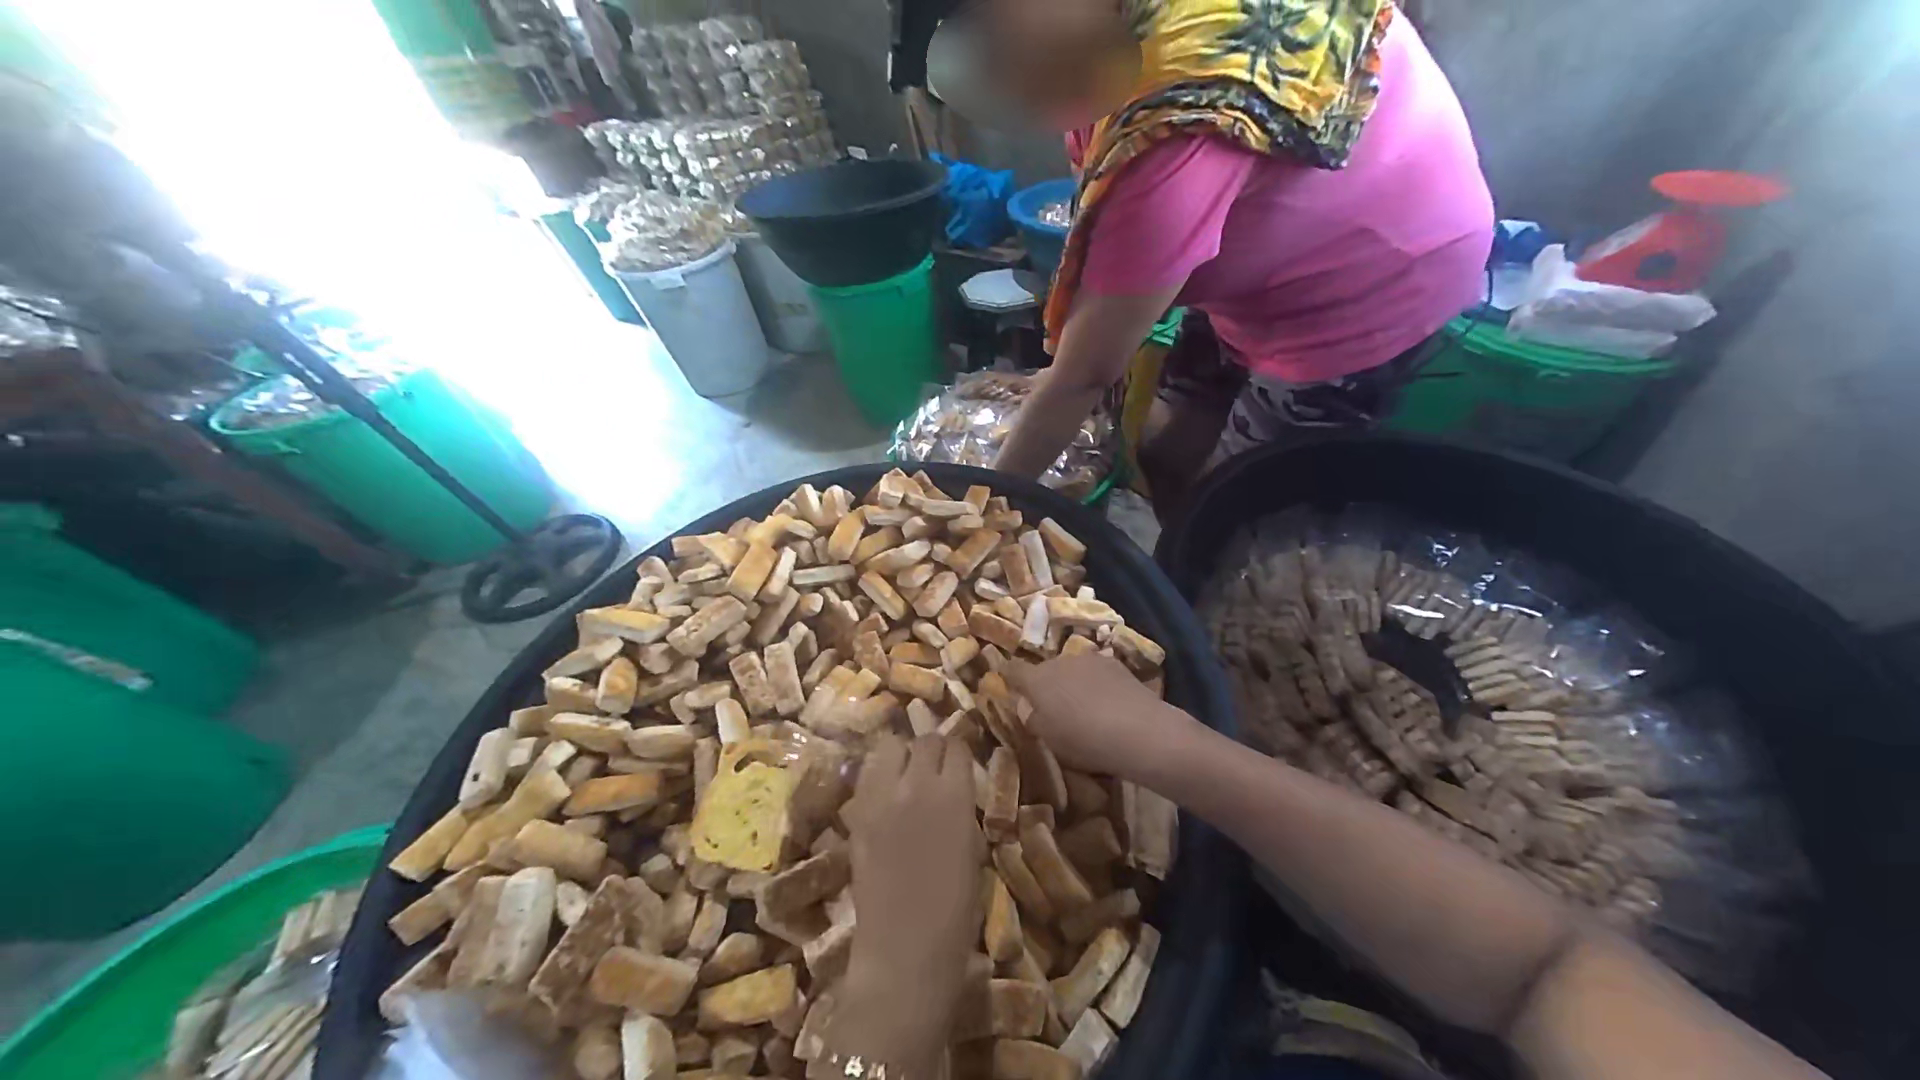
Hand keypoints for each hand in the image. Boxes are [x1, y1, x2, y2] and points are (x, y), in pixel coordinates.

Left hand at [839, 736, 981, 1042]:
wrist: (905, 948)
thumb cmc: (955, 909)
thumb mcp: (972, 847)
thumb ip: (961, 806)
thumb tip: (952, 785)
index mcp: (955, 795)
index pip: (956, 746)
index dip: (959, 752)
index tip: (958, 763)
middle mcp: (917, 784)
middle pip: (924, 740)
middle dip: (932, 749)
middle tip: (933, 768)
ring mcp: (881, 796)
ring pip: (889, 745)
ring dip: (901, 754)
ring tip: (905, 774)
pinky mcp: (856, 812)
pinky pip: (866, 773)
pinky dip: (877, 774)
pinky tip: (884, 794)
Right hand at [1007, 654, 1205, 780]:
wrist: (1139, 731)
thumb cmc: (1084, 740)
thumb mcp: (1049, 739)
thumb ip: (1033, 719)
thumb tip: (1028, 707)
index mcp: (1037, 679)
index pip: (1013, 670)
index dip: (1008, 676)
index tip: (1008, 685)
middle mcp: (1060, 661)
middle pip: (1045, 670)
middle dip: (1046, 684)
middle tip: (1052, 708)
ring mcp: (1090, 659)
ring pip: (1072, 669)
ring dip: (1072, 683)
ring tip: (1084, 707)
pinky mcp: (1117, 665)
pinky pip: (1096, 673)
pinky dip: (1096, 685)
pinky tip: (1107, 704)